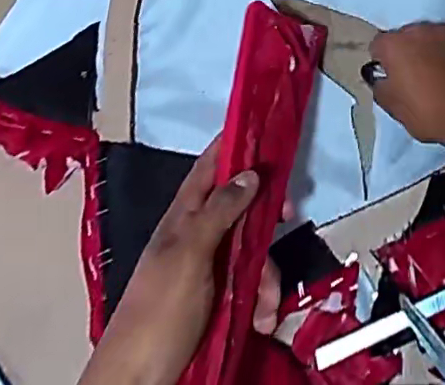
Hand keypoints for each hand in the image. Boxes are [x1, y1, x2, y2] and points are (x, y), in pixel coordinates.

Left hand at [78, 138, 280, 384]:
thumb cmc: (156, 316)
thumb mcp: (188, 257)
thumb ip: (219, 211)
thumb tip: (250, 172)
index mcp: (185, 218)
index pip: (211, 166)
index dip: (235, 144)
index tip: (265, 127)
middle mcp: (199, 235)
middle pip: (244, 204)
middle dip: (268, 214)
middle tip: (288, 215)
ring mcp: (210, 266)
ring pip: (254, 246)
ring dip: (268, 272)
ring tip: (267, 304)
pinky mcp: (220, 296)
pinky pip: (252, 281)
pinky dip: (262, 297)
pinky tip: (262, 318)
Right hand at [368, 21, 444, 144]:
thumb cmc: (427, 110)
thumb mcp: (393, 107)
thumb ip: (380, 87)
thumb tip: (381, 78)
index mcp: (394, 44)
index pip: (378, 45)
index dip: (382, 61)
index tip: (389, 76)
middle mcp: (418, 30)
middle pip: (404, 36)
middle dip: (405, 51)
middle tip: (411, 77)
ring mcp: (443, 30)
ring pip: (427, 36)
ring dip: (426, 48)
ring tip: (433, 74)